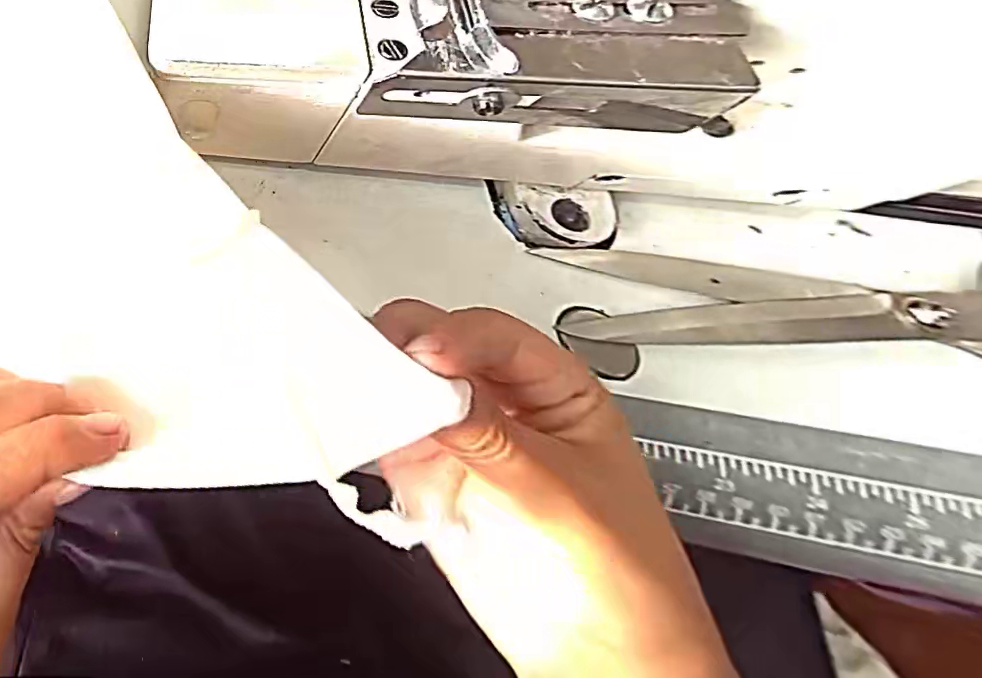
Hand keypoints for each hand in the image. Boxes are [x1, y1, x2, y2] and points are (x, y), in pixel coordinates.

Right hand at [372, 302, 735, 677]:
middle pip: (434, 342)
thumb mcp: (564, 502)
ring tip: (362, 397)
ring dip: (375, 381)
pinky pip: (379, 430)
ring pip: (398, 380)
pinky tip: (356, 431)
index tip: (423, 352)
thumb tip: (436, 390)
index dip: (454, 335)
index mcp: (551, 389)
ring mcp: (454, 431)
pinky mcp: (420, 466)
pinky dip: (360, 425)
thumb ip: (495, 441)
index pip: (494, 337)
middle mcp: (496, 400)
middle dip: (401, 345)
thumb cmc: (625, 587)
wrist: (599, 666)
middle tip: (381, 364)